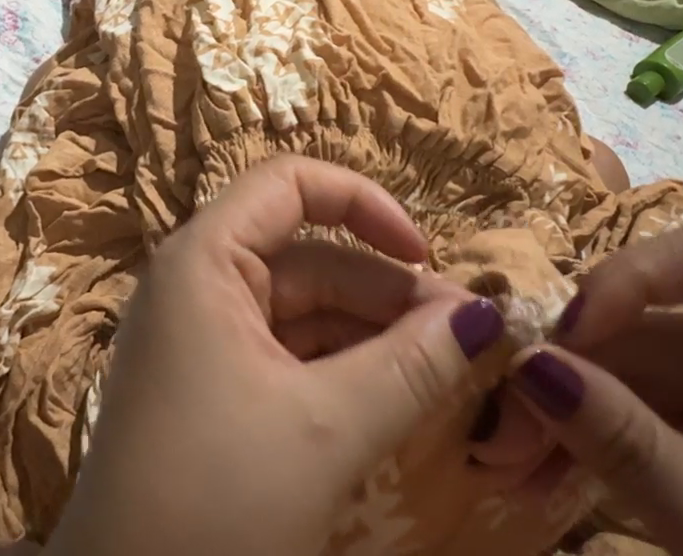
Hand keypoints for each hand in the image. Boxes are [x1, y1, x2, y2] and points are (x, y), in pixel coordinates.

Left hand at [43, 156, 508, 555]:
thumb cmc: (215, 498)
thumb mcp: (325, 428)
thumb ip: (411, 366)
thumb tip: (484, 318)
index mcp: (204, 259)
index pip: (289, 184)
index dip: (363, 203)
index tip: (428, 256)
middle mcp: (199, 283)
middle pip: (308, 255)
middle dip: (389, 291)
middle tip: (474, 339)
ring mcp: (203, 336)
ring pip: (304, 311)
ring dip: (375, 335)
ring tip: (452, 372)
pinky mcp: (212, 387)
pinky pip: (289, 355)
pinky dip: (345, 370)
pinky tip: (400, 398)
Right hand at [492, 224, 682, 555]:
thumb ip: (631, 448)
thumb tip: (525, 364)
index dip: (629, 277)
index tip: (562, 335)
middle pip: (643, 325)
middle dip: (562, 369)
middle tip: (495, 424)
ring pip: (618, 372)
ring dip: (553, 410)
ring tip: (500, 459)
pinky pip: (622, 418)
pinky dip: (574, 441)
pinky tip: (531, 474)